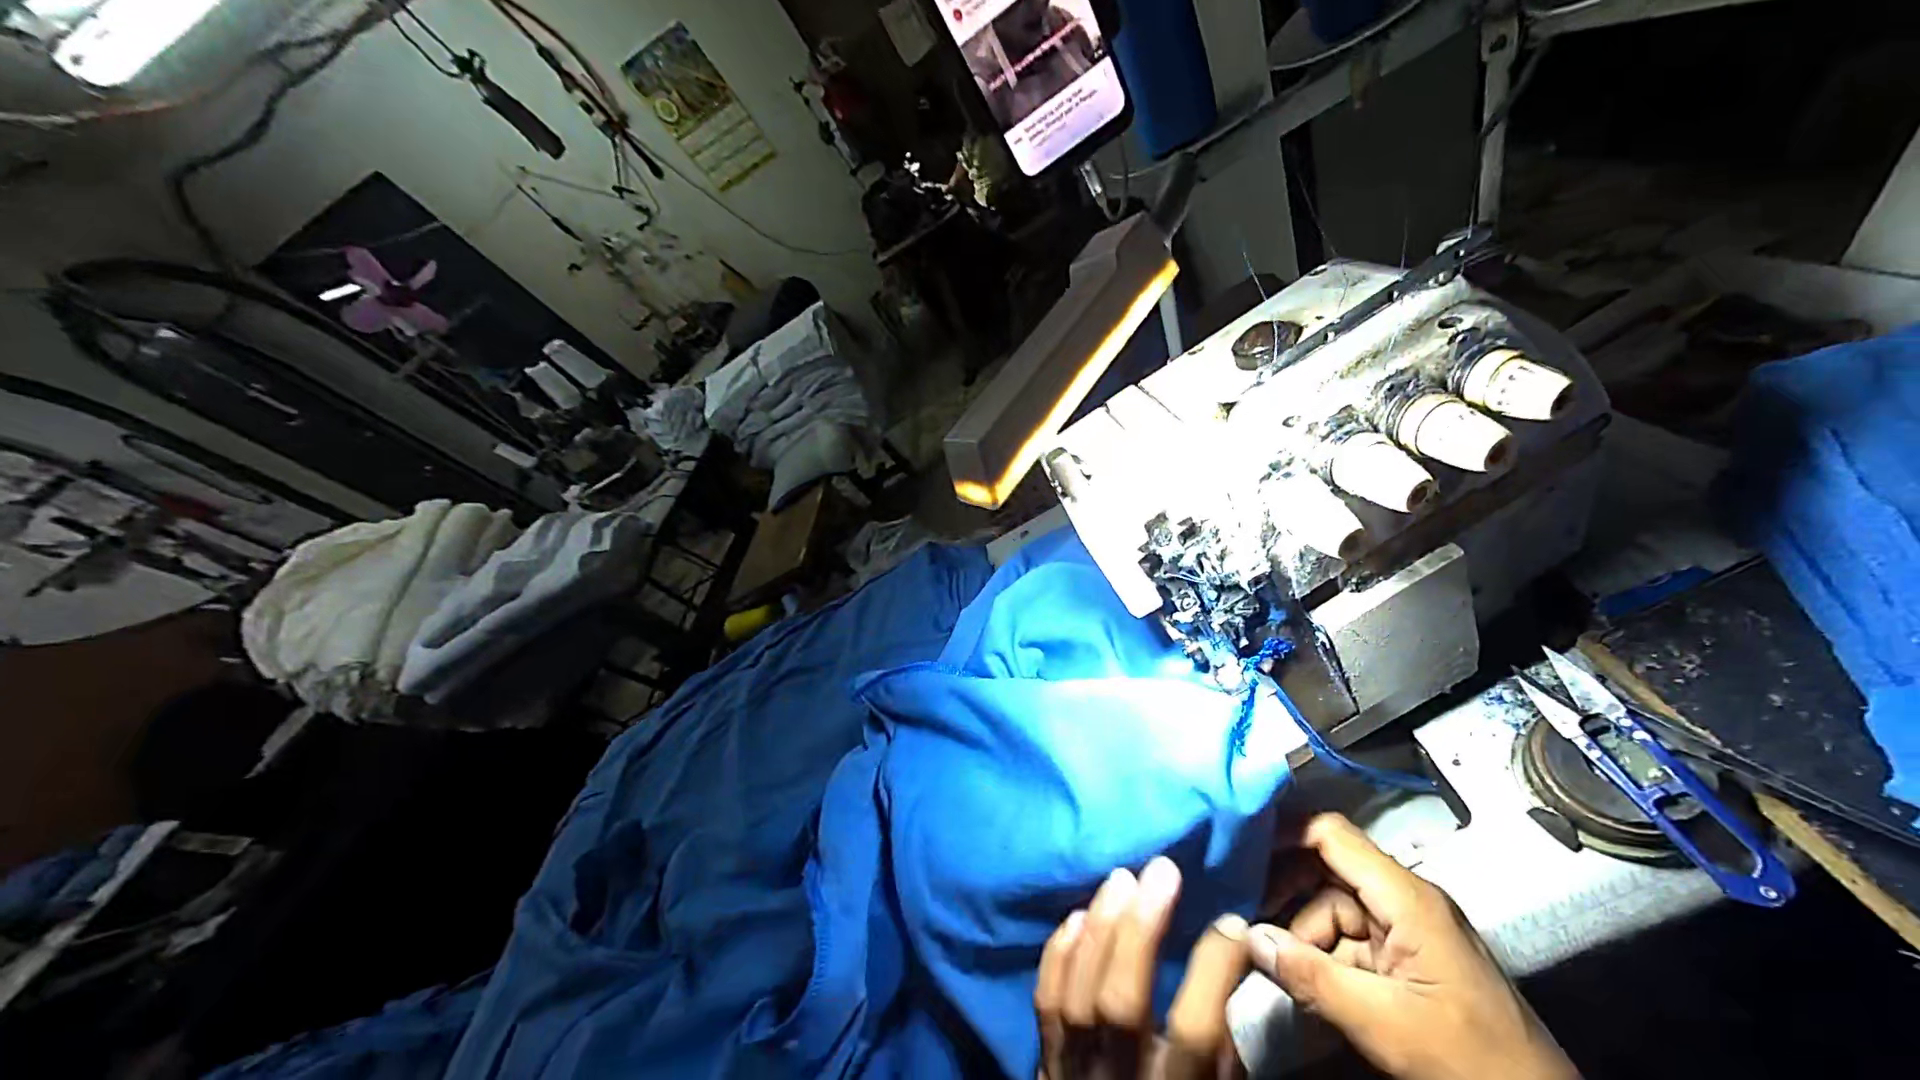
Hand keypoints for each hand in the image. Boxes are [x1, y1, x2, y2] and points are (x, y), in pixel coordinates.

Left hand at [1034, 857, 1251, 1079]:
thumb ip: (1228, 1054)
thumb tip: (1237, 967)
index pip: (1196, 1032)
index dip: (1214, 970)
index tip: (1231, 920)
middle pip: (1122, 1001)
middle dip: (1141, 929)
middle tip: (1161, 870)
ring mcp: (1076, 1075)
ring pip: (1077, 996)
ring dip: (1100, 929)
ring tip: (1121, 879)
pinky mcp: (1047, 1066)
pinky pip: (1045, 1006)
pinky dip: (1058, 956)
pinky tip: (1076, 916)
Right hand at [1246, 813, 1578, 1079]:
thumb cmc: (1470, 1061)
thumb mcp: (1382, 1022)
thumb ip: (1309, 976)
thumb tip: (1248, 937)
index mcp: (1406, 898)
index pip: (1331, 835)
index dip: (1282, 832)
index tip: (1237, 846)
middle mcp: (1405, 900)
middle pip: (1326, 869)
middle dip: (1285, 889)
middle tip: (1246, 912)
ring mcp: (1407, 929)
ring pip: (1332, 907)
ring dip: (1301, 930)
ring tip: (1275, 960)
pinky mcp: (1407, 957)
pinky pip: (1349, 938)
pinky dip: (1322, 953)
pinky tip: (1304, 977)